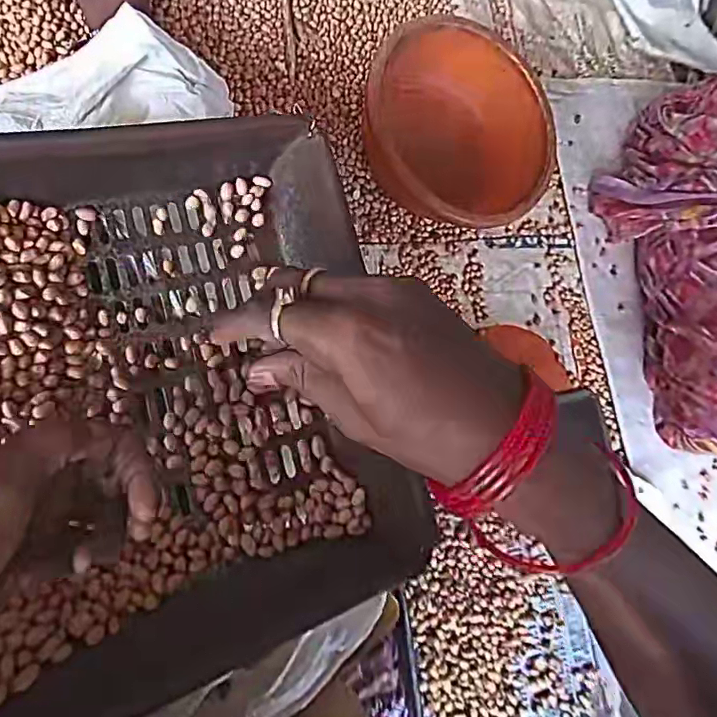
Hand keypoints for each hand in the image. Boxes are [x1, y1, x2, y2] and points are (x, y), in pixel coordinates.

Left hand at [0, 418, 159, 662]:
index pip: (111, 442)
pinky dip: (81, 557)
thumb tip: (105, 427)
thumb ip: (55, 443)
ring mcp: (42, 516)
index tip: (146, 511)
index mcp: (40, 453)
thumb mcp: (3, 481)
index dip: (138, 469)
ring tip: (81, 560)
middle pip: (113, 478)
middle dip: (130, 506)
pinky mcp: (37, 551)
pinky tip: (59, 573)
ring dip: (106, 536)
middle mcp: (46, 478)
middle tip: (134, 535)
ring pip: (103, 514)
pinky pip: (80, 545)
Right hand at [207, 270, 528, 484]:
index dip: (238, 323)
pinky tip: (329, 332)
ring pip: (325, 280)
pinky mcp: (412, 290)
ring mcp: (394, 287)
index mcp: (349, 334)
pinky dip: (331, 303)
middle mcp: (368, 296)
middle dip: (266, 302)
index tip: (214, 335)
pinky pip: (355, 286)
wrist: (502, 426)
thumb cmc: (422, 436)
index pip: (275, 312)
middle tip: (248, 333)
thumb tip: (257, 366)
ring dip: (299, 301)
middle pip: (296, 282)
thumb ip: (302, 378)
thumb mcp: (353, 415)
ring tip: (286, 335)